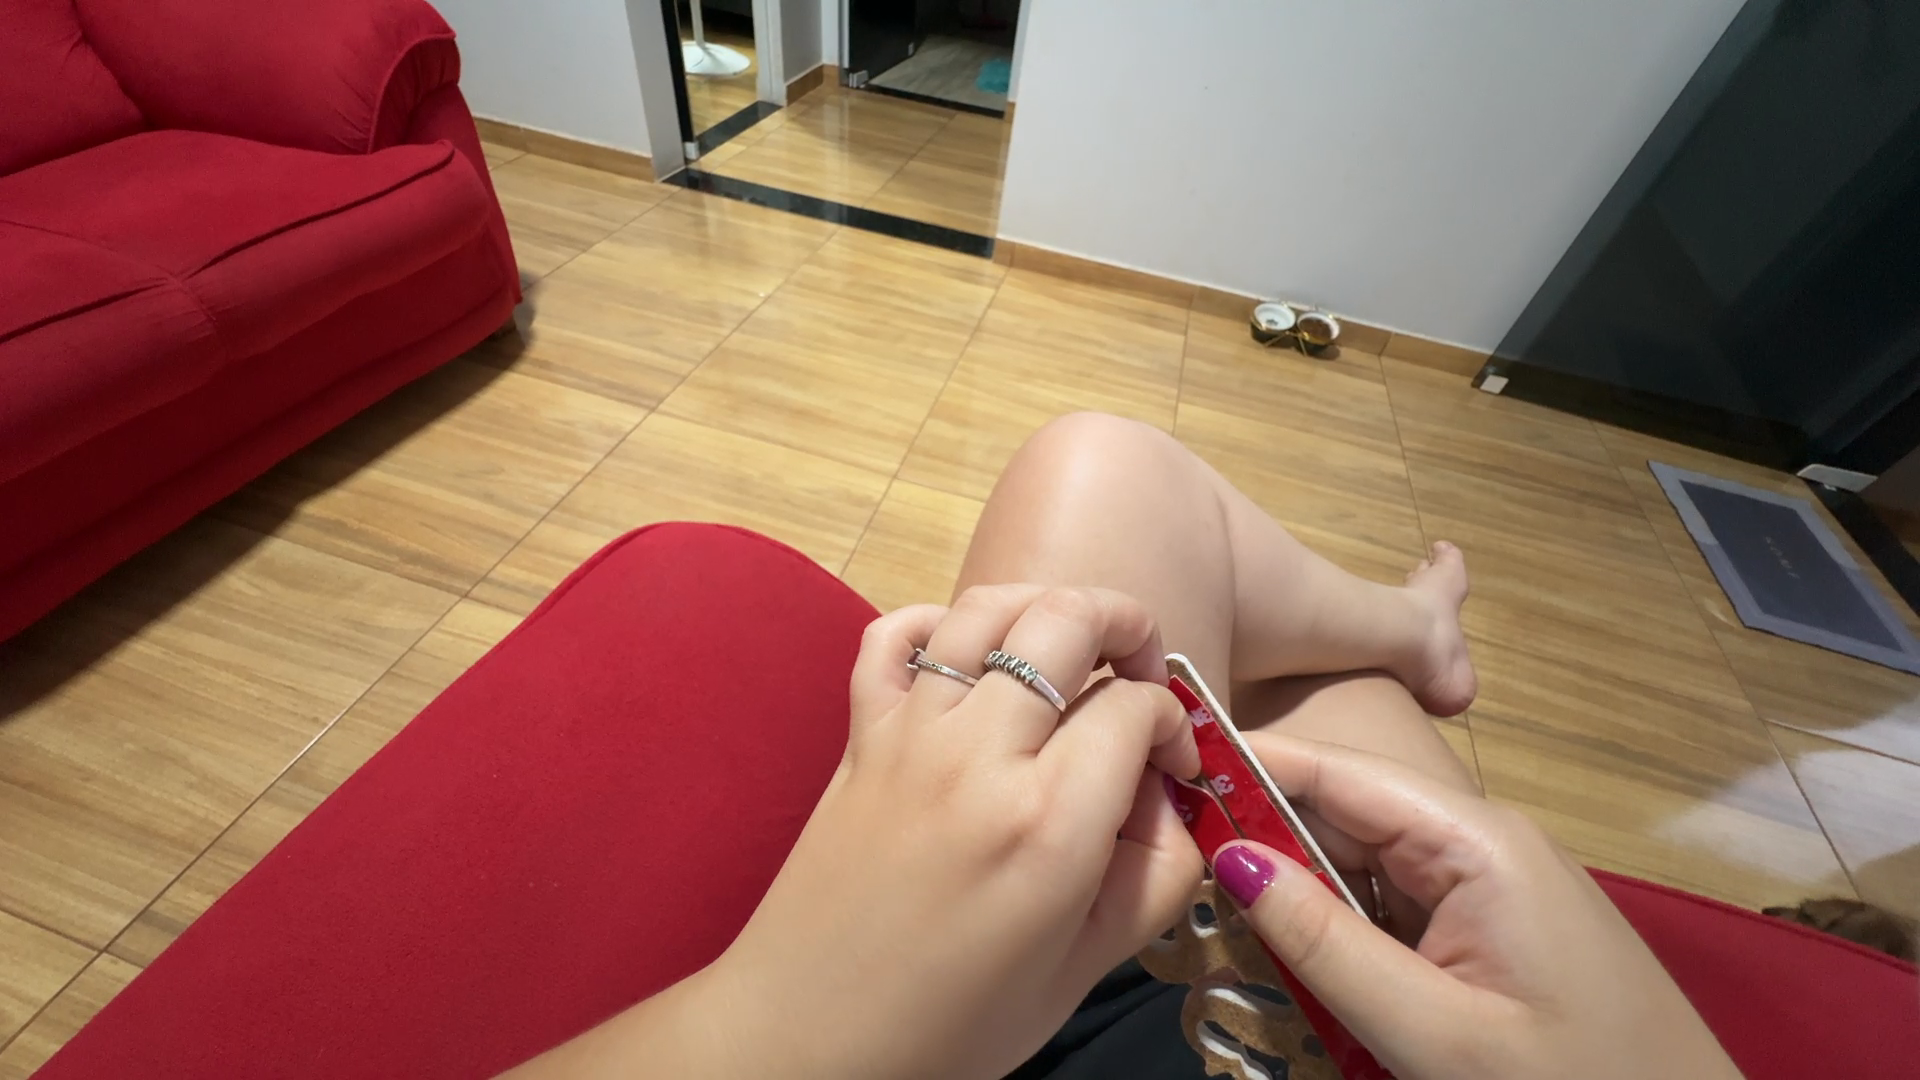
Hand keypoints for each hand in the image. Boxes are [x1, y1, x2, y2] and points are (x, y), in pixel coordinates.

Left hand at [695, 586, 1203, 1079]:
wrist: (810, 1035)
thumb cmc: (956, 1022)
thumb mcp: (1085, 966)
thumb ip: (1154, 871)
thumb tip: (1169, 791)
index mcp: (1048, 821)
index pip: (1134, 708)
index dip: (1173, 720)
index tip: (1172, 758)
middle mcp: (977, 753)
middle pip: (1067, 621)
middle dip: (1128, 624)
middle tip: (1141, 671)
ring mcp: (909, 732)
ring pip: (985, 609)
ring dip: (1044, 607)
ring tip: (1068, 645)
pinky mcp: (859, 732)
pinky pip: (890, 636)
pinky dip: (935, 622)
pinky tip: (966, 654)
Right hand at [1214, 733, 1740, 1079]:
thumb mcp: (1440, 1036)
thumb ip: (1325, 941)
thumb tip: (1229, 855)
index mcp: (1474, 839)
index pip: (1335, 772)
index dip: (1248, 761)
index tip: (1170, 765)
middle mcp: (1472, 838)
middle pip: (1338, 811)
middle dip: (1263, 836)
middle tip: (1185, 863)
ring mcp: (1478, 878)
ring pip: (1352, 856)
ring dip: (1294, 886)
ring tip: (1229, 914)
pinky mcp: (1477, 918)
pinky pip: (1380, 897)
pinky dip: (1332, 919)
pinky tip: (1299, 951)